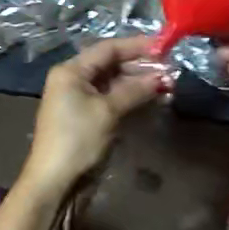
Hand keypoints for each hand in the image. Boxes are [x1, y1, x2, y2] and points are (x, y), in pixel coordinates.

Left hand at [20, 37, 165, 194]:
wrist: (57, 183)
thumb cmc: (77, 140)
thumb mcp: (108, 111)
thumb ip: (135, 90)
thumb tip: (163, 77)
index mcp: (71, 71)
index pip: (108, 49)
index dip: (137, 46)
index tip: (165, 46)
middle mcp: (75, 81)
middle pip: (113, 65)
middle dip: (142, 68)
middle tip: (171, 72)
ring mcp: (82, 101)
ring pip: (116, 84)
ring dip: (140, 84)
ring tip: (168, 86)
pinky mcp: (90, 119)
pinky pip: (115, 101)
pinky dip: (133, 99)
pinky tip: (155, 100)